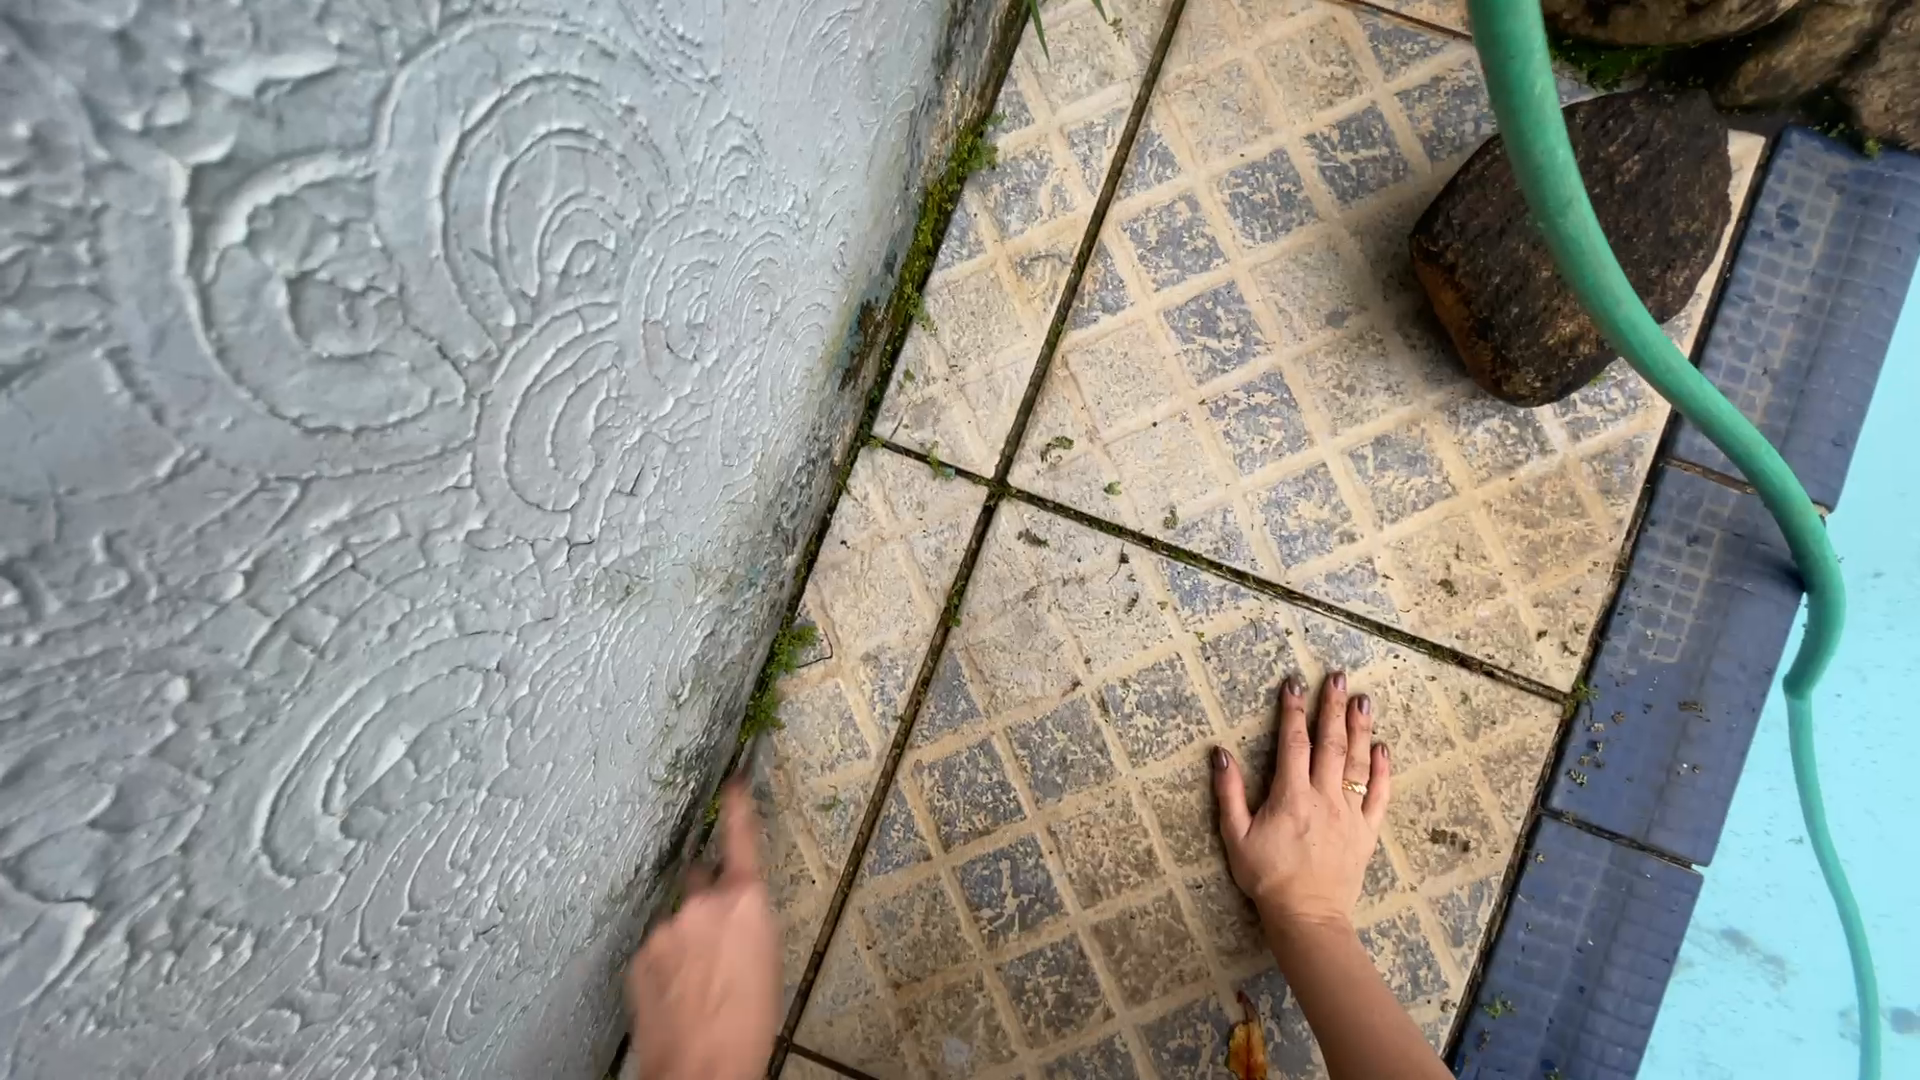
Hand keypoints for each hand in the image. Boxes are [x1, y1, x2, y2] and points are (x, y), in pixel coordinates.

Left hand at [624, 780, 779, 1079]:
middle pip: (701, 878)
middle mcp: (704, 901)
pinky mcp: (642, 954)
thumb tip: (735, 909)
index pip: (741, 836)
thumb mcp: (767, 954)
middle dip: (706, 895)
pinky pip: (657, 944)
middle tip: (715, 935)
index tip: (734, 783)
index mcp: (746, 898)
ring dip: (685, 934)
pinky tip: (676, 989)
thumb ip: (748, 916)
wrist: (704, 1067)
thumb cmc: (751, 1019)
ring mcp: (668, 926)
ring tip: (696, 978)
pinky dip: (665, 959)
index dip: (737, 806)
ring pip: (677, 916)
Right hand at [1212, 672, 1391, 931]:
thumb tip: (1220, 753)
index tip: (1294, 684)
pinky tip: (1384, 748)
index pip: (1293, 743)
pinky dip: (1384, 770)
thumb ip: (1228, 793)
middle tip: (1336, 677)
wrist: (1307, 917)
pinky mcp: (1367, 831)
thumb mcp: (1235, 836)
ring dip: (1361, 729)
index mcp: (1291, 796)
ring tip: (1363, 700)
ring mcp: (1350, 814)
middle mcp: (1324, 798)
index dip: (1292, 711)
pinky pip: (1380, 795)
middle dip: (1332, 707)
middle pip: (1331, 744)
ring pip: (1359, 763)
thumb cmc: (1266, 876)